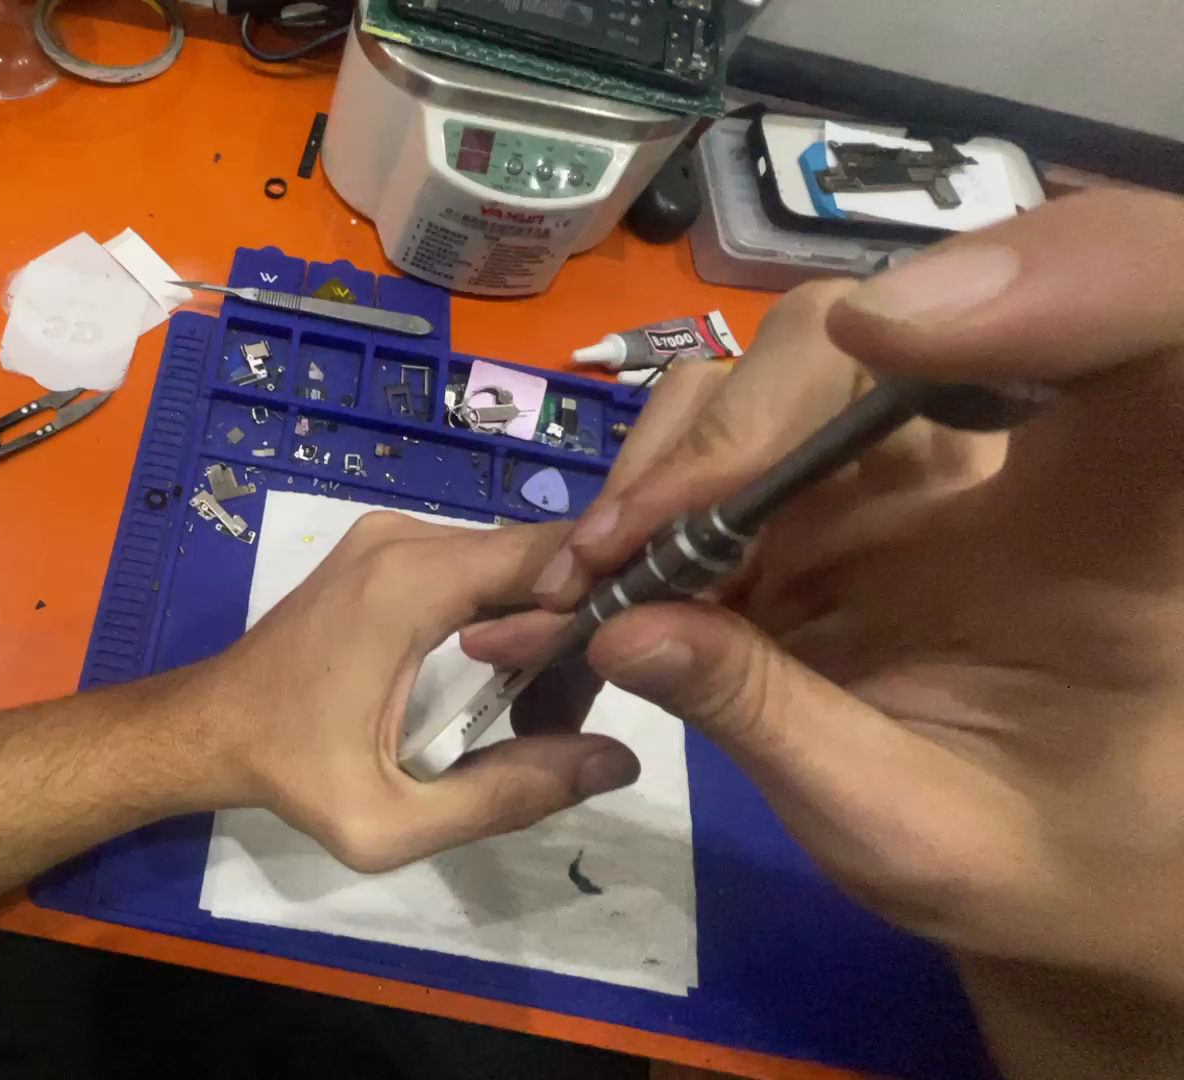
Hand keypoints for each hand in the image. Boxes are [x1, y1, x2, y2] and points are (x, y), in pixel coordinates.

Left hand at [194, 512, 640, 872]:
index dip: (604, 604)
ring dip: (534, 626)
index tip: (617, 677)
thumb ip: (507, 795)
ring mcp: (386, 536)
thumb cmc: (291, 770)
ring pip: (503, 563)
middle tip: (563, 718)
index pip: (553, 555)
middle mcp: (401, 538)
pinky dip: (495, 612)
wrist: (213, 723)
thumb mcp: (392, 818)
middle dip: (570, 629)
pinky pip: (465, 567)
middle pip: (533, 559)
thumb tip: (615, 761)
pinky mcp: (378, 551)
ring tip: (527, 712)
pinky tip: (489, 677)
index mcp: (408, 582)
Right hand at [463, 190, 1183, 995]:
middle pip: (856, 341)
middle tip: (636, 540)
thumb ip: (766, 720)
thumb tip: (618, 630)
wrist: (1024, 860)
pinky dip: (636, 491)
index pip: (1155, 334)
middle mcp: (990, 466)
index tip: (885, 333)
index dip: (1058, 281)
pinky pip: (701, 439)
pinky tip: (600, 565)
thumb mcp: (898, 824)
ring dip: (658, 461)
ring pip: (756, 375)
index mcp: (1113, 535)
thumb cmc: (1023, 855)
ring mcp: (877, 473)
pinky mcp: (794, 496)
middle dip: (728, 432)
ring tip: (597, 567)